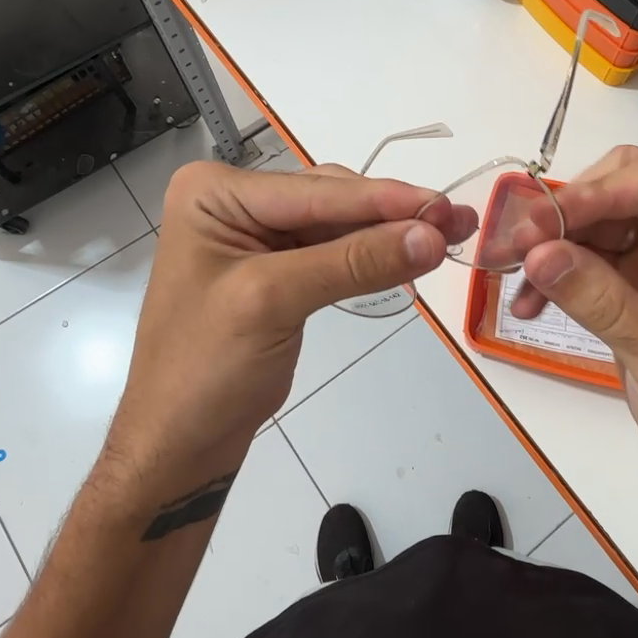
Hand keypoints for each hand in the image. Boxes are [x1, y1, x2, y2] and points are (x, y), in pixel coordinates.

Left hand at [109, 161, 453, 483]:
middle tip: (459, 222)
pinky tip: (412, 254)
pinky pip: (334, 251)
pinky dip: (373, 256)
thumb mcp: (274, 302)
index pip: (314, 191)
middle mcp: (234, 202)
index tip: (446, 206)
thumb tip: (433, 235)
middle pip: (331, 200)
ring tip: (451, 234)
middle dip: (394, 215)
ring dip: (392, 233)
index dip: (385, 200)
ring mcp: (256, 235)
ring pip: (339, 224)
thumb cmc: (205, 370)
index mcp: (215, 194)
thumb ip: (355, 262)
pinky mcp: (277, 268)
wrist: (178, 446)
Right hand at [510, 147, 637, 523]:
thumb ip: (603, 302)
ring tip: (509, 271)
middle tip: (521, 242)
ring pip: (598, 216)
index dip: (597, 194)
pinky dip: (555, 270)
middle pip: (624, 187)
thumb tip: (537, 253)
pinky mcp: (637, 276)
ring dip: (553, 240)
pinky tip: (527, 303)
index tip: (538, 222)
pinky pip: (586, 253)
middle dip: (570, 210)